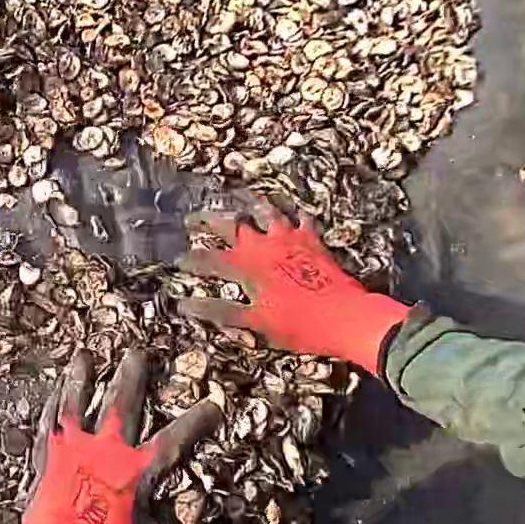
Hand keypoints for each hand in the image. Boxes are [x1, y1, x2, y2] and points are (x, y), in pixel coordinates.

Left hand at [2, 347, 225, 523]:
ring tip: (85, 355)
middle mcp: (104, 450)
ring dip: (83, 377)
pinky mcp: (48, 453)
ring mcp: (72, 447)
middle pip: (122, 404)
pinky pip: (52, 419)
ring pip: (78, 402)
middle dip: (133, 377)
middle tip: (139, 352)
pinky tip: (57, 387)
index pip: (173, 440)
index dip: (196, 422)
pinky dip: (55, 400)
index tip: (213, 403)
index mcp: (134, 471)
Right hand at [176, 202, 408, 374]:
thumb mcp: (254, 322)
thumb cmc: (299, 323)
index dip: (190, 260)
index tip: (177, 260)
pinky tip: (289, 210)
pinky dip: (291, 212)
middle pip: (229, 224)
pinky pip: (301, 217)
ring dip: (247, 206)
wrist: (346, 316)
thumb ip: (220, 310)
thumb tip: (185, 305)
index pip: (208, 259)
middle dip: (207, 220)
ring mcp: (289, 239)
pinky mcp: (312, 240)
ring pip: (264, 211)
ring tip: (237, 200)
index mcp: (245, 266)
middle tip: (193, 218)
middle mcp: (263, 246)